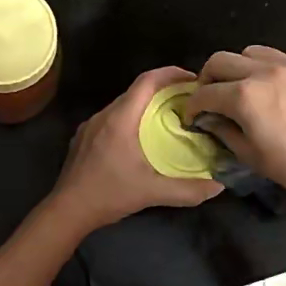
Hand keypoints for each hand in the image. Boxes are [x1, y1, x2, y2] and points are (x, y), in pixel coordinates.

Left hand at [48, 67, 222, 230]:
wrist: (67, 211)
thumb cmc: (108, 195)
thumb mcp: (152, 193)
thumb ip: (187, 190)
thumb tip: (218, 186)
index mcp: (120, 119)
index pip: (147, 81)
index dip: (171, 73)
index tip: (193, 79)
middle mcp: (103, 116)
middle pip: (136, 91)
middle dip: (163, 91)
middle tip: (187, 103)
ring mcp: (90, 127)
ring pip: (122, 106)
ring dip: (145, 106)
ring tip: (168, 119)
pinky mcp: (83, 139)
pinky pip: (111, 120)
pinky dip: (130, 120)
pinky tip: (140, 140)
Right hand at [186, 45, 285, 207]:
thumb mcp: (251, 156)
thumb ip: (224, 130)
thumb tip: (210, 119)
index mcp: (245, 97)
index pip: (205, 93)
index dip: (192, 106)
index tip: (193, 116)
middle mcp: (266, 72)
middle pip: (221, 60)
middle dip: (208, 78)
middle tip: (211, 95)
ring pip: (252, 52)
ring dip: (239, 68)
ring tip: (245, 87)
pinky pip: (284, 59)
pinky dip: (271, 71)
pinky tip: (279, 91)